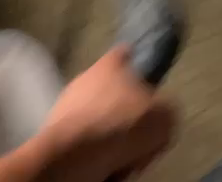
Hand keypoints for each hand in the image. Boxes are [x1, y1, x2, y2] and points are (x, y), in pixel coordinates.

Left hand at [37, 47, 176, 181]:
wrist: (72, 157)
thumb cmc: (120, 126)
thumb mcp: (164, 116)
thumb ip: (167, 109)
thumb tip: (159, 115)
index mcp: (111, 62)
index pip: (131, 55)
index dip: (145, 72)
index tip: (152, 95)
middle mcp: (86, 76)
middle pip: (117, 94)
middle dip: (130, 118)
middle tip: (139, 140)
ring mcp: (67, 105)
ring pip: (101, 122)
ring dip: (113, 140)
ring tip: (122, 159)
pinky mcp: (54, 134)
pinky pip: (85, 143)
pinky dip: (96, 155)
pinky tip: (105, 167)